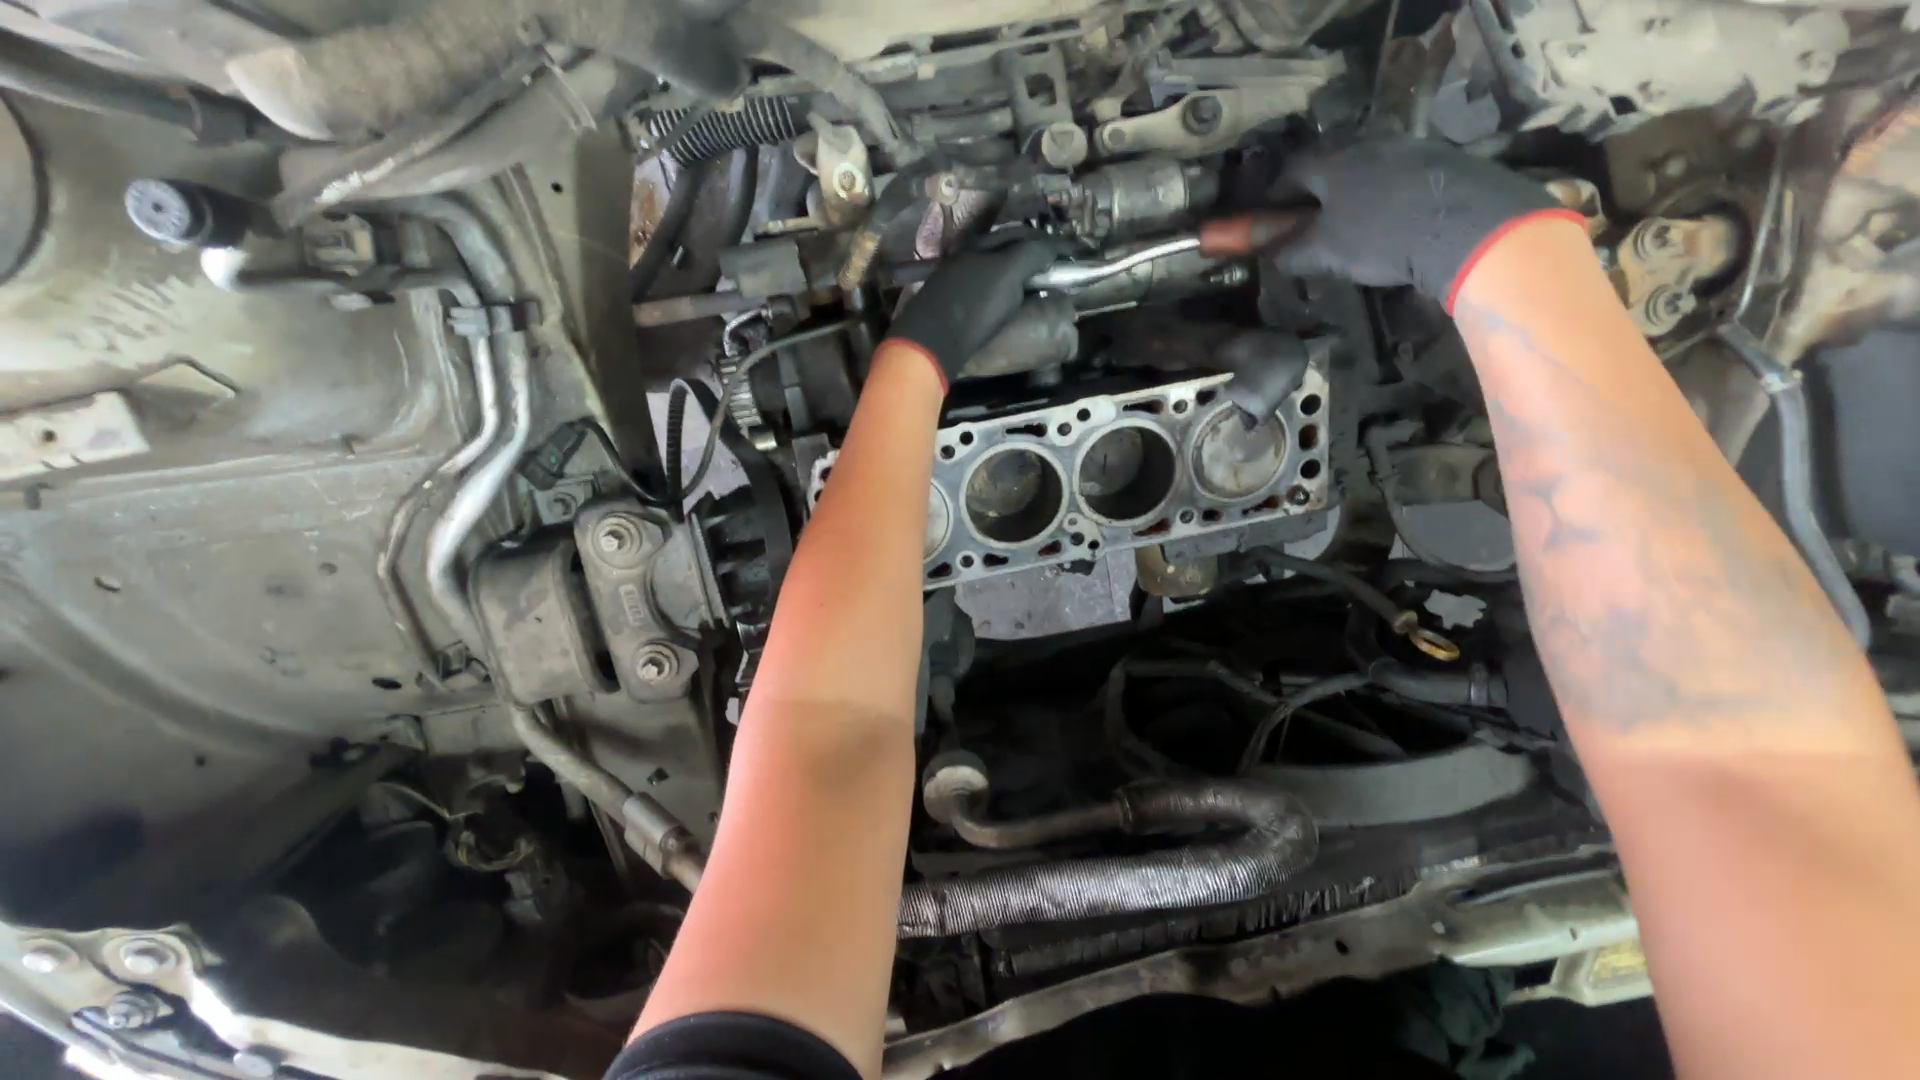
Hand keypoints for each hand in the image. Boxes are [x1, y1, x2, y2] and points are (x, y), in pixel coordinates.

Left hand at [884, 231, 1069, 388]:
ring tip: (1040, 282)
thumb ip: (1031, 255)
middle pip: (1008, 249)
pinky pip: (987, 289)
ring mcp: (958, 280)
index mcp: (980, 245)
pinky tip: (1013, 300)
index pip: (1023, 234)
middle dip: (1035, 253)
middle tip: (1059, 265)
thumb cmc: (973, 306)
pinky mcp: (953, 304)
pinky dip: (1006, 289)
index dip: (1051, 242)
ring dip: (1021, 272)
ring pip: (997, 269)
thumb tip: (1051, 249)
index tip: (1076, 252)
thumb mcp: (1007, 275)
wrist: (931, 342)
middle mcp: (967, 257)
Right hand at [1271, 139, 1580, 309]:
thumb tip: (1270, 253)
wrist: (1467, 227)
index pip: (1292, 170)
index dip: (1276, 194)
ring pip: (1371, 169)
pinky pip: (1405, 177)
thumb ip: (1292, 251)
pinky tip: (1398, 221)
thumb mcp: (1326, 252)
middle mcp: (1370, 145)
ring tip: (1357, 223)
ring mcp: (1413, 149)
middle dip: (1318, 192)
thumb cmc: (1381, 236)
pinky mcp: (1447, 163)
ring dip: (1358, 192)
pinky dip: (1392, 196)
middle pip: (1333, 166)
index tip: (1270, 215)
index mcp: (1334, 163)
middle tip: (1313, 221)